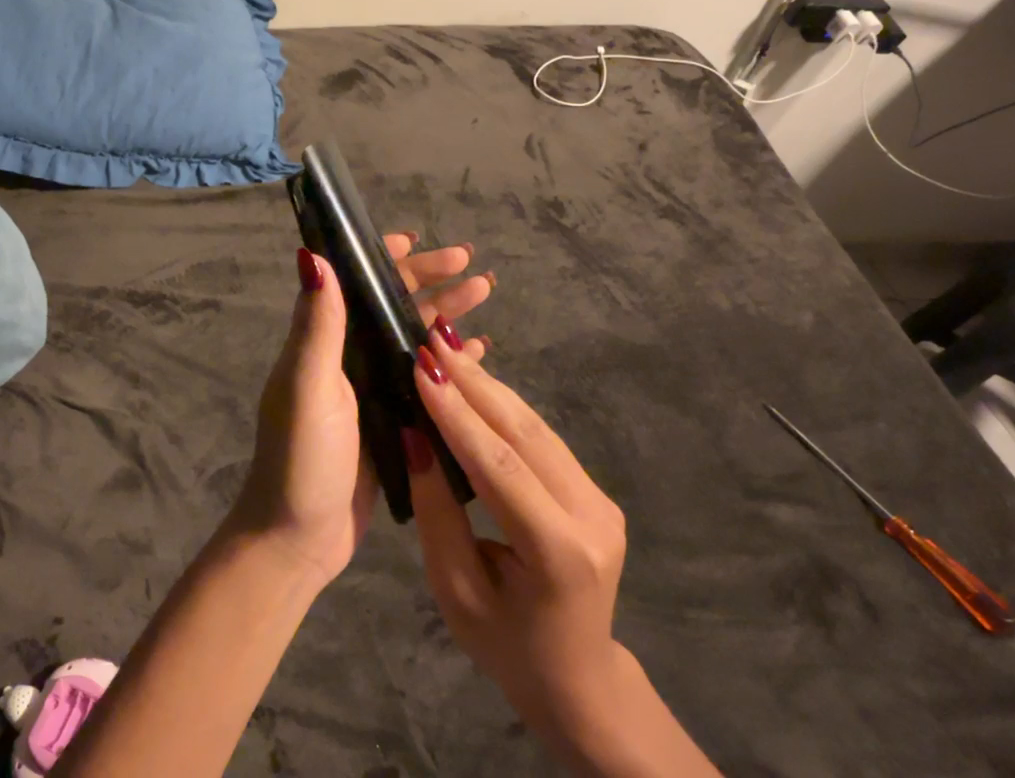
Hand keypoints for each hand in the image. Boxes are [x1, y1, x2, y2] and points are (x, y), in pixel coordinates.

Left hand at [230, 234, 492, 585]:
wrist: (299, 537)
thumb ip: (317, 325)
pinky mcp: (387, 425)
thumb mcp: (309, 386)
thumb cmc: (303, 458)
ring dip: (443, 317)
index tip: (418, 241)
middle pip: (387, 308)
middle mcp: (341, 361)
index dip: (381, 259)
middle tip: (473, 268)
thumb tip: (314, 253)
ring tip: (486, 296)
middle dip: (427, 282)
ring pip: (409, 341)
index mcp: (319, 345)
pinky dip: (448, 364)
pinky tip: (480, 356)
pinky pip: (422, 382)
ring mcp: (366, 394)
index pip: (351, 285)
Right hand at [406, 328, 627, 715]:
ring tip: (444, 348)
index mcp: (557, 551)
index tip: (420, 367)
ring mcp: (601, 502)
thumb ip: (437, 510)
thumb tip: (414, 438)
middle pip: (526, 434)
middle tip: (428, 339)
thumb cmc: (503, 642)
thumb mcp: (454, 586)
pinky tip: (473, 383)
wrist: (576, 676)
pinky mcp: (595, 494)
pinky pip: (544, 442)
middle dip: (473, 382)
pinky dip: (503, 409)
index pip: (500, 465)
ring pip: (538, 429)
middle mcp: (591, 517)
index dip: (457, 413)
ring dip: (488, 387)